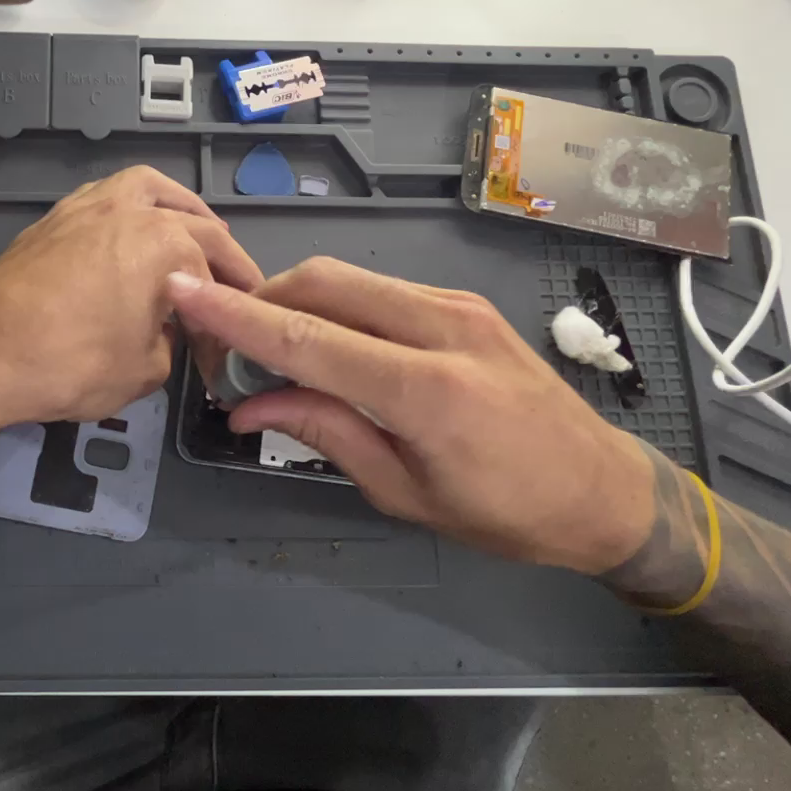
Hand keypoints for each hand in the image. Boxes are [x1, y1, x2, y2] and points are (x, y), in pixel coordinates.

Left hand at [0, 166, 263, 439]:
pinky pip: (104, 201)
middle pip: (191, 219)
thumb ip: (170, 345)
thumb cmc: (70, 365)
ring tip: (187, 235)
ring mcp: (82, 208)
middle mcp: (127, 209)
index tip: (223, 349)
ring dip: (174, 209)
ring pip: (143, 189)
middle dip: (219, 251)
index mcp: (164, 241)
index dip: (226, 317)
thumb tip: (163, 332)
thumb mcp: (143, 372)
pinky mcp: (48, 221)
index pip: (213, 276)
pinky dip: (128, 212)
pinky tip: (126, 240)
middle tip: (234, 279)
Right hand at [166, 258, 655, 574]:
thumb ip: (325, 433)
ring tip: (269, 349)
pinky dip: (332, 306)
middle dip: (260, 302)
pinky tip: (323, 342)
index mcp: (427, 391)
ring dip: (293, 302)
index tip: (184, 291)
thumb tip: (250, 405)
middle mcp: (442, 328)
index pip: (308, 340)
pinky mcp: (463, 302)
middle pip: (323, 284)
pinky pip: (377, 289)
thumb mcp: (403, 492)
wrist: (606, 490)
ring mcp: (456, 306)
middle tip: (229, 347)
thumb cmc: (505, 513)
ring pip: (347, 277)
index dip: (237, 316)